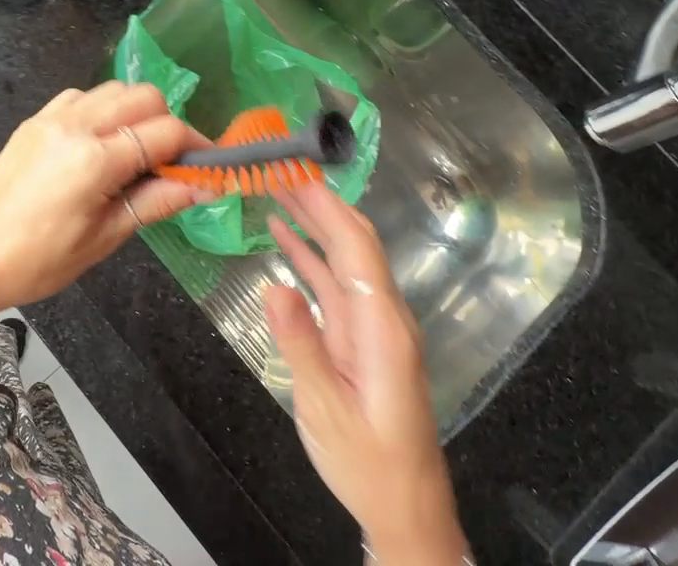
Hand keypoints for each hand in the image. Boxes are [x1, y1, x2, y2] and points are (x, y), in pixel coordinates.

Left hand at [0, 81, 211, 336]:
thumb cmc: (38, 261)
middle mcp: (74, 124)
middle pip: (143, 96)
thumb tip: (203, 186)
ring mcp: (50, 118)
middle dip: (167, 123)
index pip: (165, 131)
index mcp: (94, 159)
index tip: (209, 167)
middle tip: (171, 163)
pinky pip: (80, 98)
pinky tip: (100, 145)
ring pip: (112, 90)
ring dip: (135, 113)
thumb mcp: (104, 238)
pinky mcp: (33, 121)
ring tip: (136, 156)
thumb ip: (155, 202)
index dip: (196, 146)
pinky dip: (102, 111)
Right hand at [261, 185, 468, 565]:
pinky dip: (310, 257)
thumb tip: (273, 286)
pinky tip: (284, 238)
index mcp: (382, 329)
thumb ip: (301, 345)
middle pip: (356, 244)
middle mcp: (384, 317)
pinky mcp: (362, 339)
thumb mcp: (326, 409)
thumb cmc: (367, 462)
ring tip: (275, 190)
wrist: (404, 509)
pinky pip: (336, 286)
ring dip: (313, 223)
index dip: (326, 207)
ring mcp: (374, 327)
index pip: (355, 250)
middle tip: (278, 168)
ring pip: (345, 259)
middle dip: (320, 202)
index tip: (294, 171)